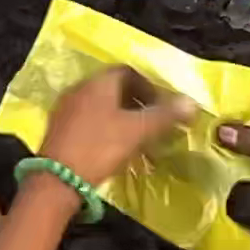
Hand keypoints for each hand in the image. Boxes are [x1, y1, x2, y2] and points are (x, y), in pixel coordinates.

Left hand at [38, 67, 195, 187]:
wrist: (58, 178)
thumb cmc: (100, 147)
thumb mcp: (137, 131)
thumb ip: (164, 115)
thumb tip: (191, 102)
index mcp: (98, 82)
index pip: (127, 71)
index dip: (149, 85)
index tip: (163, 105)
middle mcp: (79, 88)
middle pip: (113, 86)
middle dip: (137, 100)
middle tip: (154, 121)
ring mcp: (66, 106)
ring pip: (100, 102)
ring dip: (121, 114)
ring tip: (138, 135)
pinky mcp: (59, 125)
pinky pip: (88, 116)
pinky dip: (105, 124)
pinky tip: (114, 144)